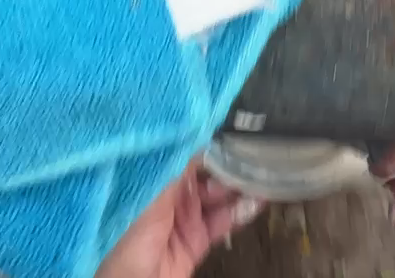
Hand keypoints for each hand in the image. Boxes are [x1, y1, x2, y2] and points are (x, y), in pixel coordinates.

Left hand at [96, 160, 262, 277]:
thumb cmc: (134, 249)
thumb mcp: (152, 214)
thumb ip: (174, 190)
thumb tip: (195, 161)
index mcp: (164, 191)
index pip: (191, 168)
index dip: (212, 157)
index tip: (232, 145)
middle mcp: (179, 204)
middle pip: (209, 184)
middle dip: (229, 173)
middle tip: (252, 163)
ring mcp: (191, 224)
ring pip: (218, 203)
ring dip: (238, 193)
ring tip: (261, 180)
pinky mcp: (199, 245)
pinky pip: (221, 227)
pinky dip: (238, 216)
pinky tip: (254, 205)